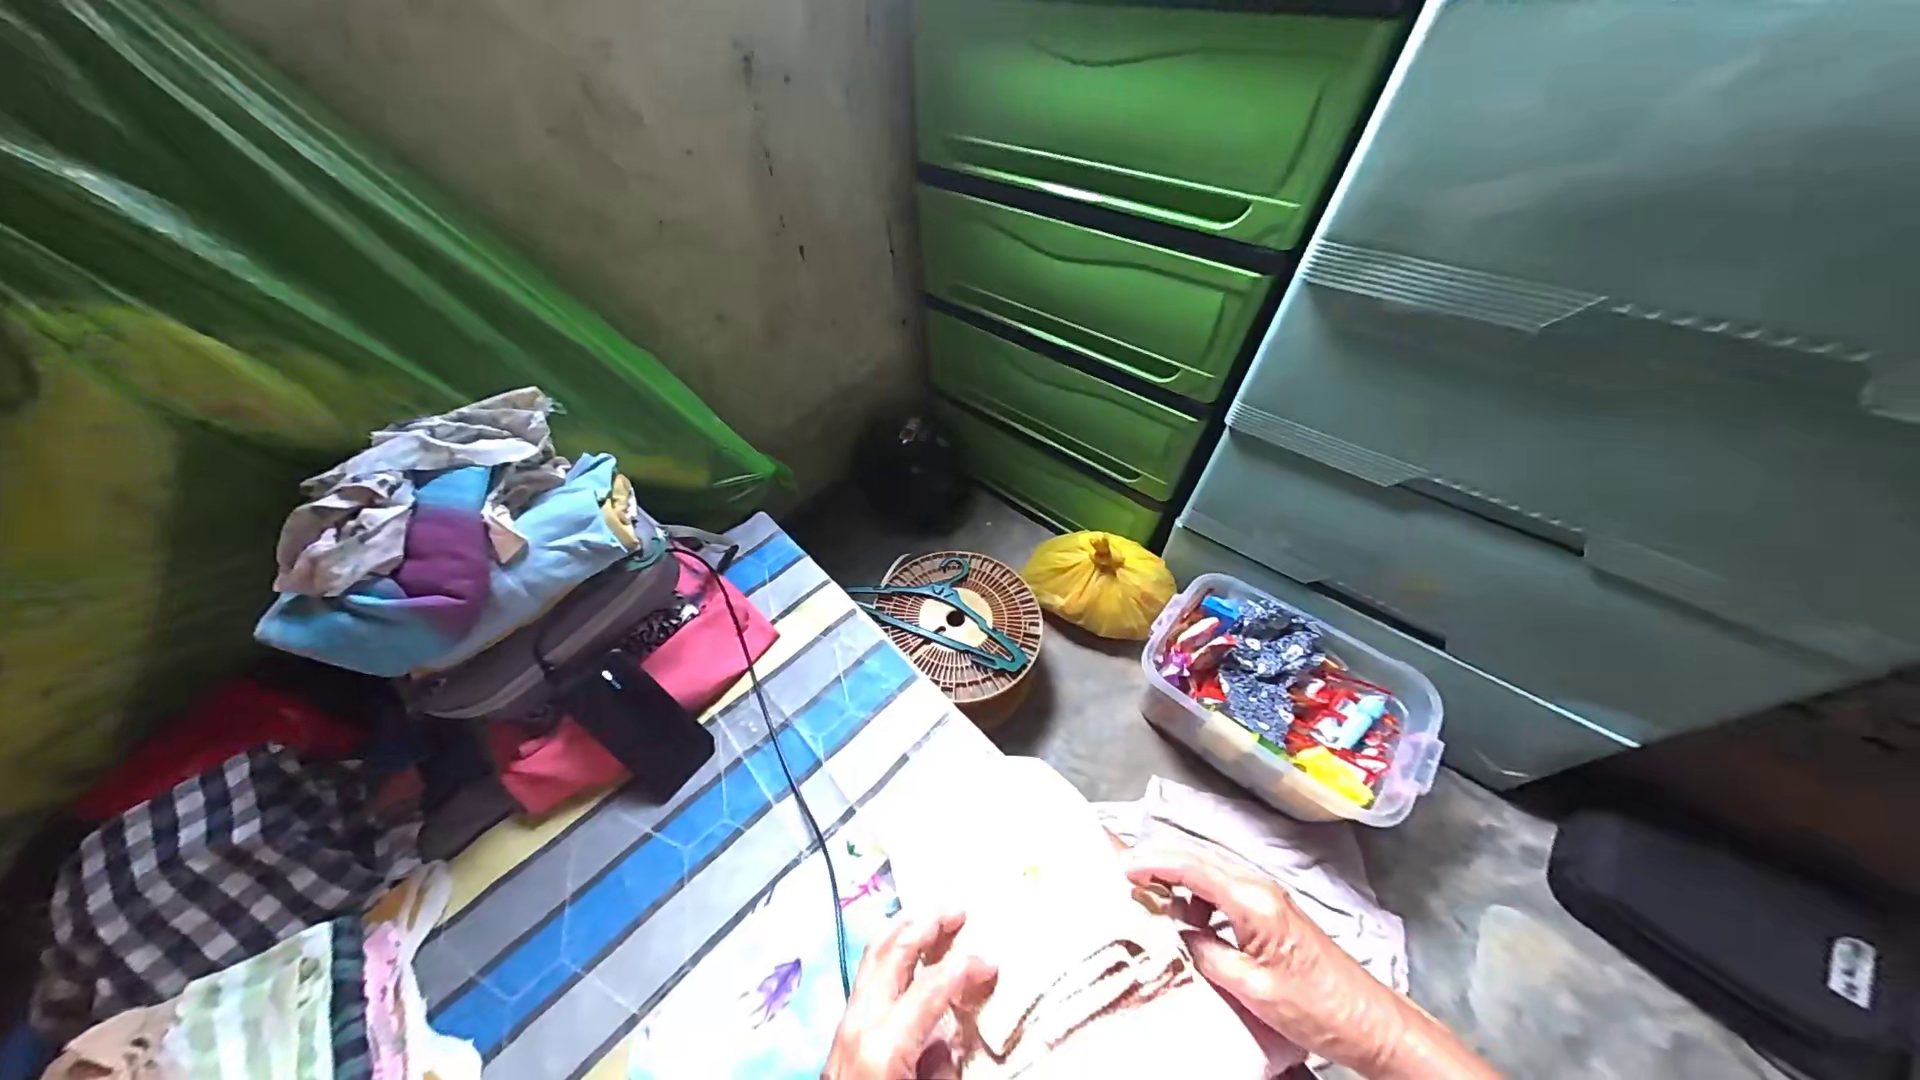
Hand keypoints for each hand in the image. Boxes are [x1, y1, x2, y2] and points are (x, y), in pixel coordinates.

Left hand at [823, 911, 997, 1079]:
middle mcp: (861, 1022)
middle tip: (957, 912)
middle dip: (928, 925)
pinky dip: (889, 948)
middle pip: (895, 952)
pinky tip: (904, 946)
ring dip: (904, 928)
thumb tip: (948, 1039)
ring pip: (874, 953)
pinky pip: (867, 972)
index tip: (990, 962)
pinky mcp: (841, 1031)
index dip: (965, 968)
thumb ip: (942, 1068)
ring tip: (931, 915)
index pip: (932, 986)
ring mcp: (846, 1023)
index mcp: (884, 1046)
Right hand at [1124, 844, 1497, 1079]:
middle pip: (1195, 857)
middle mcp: (1255, 885)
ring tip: (1151, 902)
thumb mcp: (1252, 989)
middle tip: (1125, 876)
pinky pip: (1219, 888)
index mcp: (1251, 900)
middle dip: (1157, 861)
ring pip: (1206, 870)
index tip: (1122, 869)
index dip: (1152, 862)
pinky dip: (1195, 895)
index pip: (1190, 866)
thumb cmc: (1316, 1009)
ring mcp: (1263, 894)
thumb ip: (1206, 954)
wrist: (1370, 1022)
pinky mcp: (1266, 908)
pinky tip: (1187, 921)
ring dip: (1175, 879)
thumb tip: (1173, 935)